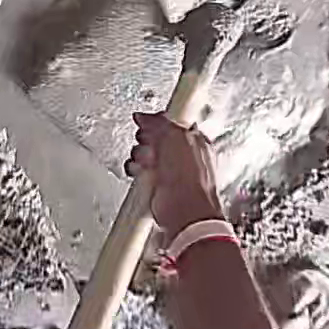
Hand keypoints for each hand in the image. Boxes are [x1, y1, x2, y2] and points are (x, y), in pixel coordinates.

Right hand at [126, 112, 225, 233]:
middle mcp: (182, 155)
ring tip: (147, 162)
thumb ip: (159, 122)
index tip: (148, 124)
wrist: (184, 211)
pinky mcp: (156, 184)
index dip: (156, 122)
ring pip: (143, 151)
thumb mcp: (175, 137)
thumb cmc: (190, 178)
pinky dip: (135, 168)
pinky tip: (140, 171)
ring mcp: (168, 170)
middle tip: (150, 145)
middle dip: (146, 139)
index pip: (169, 122)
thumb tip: (144, 116)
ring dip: (140, 155)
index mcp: (193, 140)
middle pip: (153, 136)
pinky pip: (138, 169)